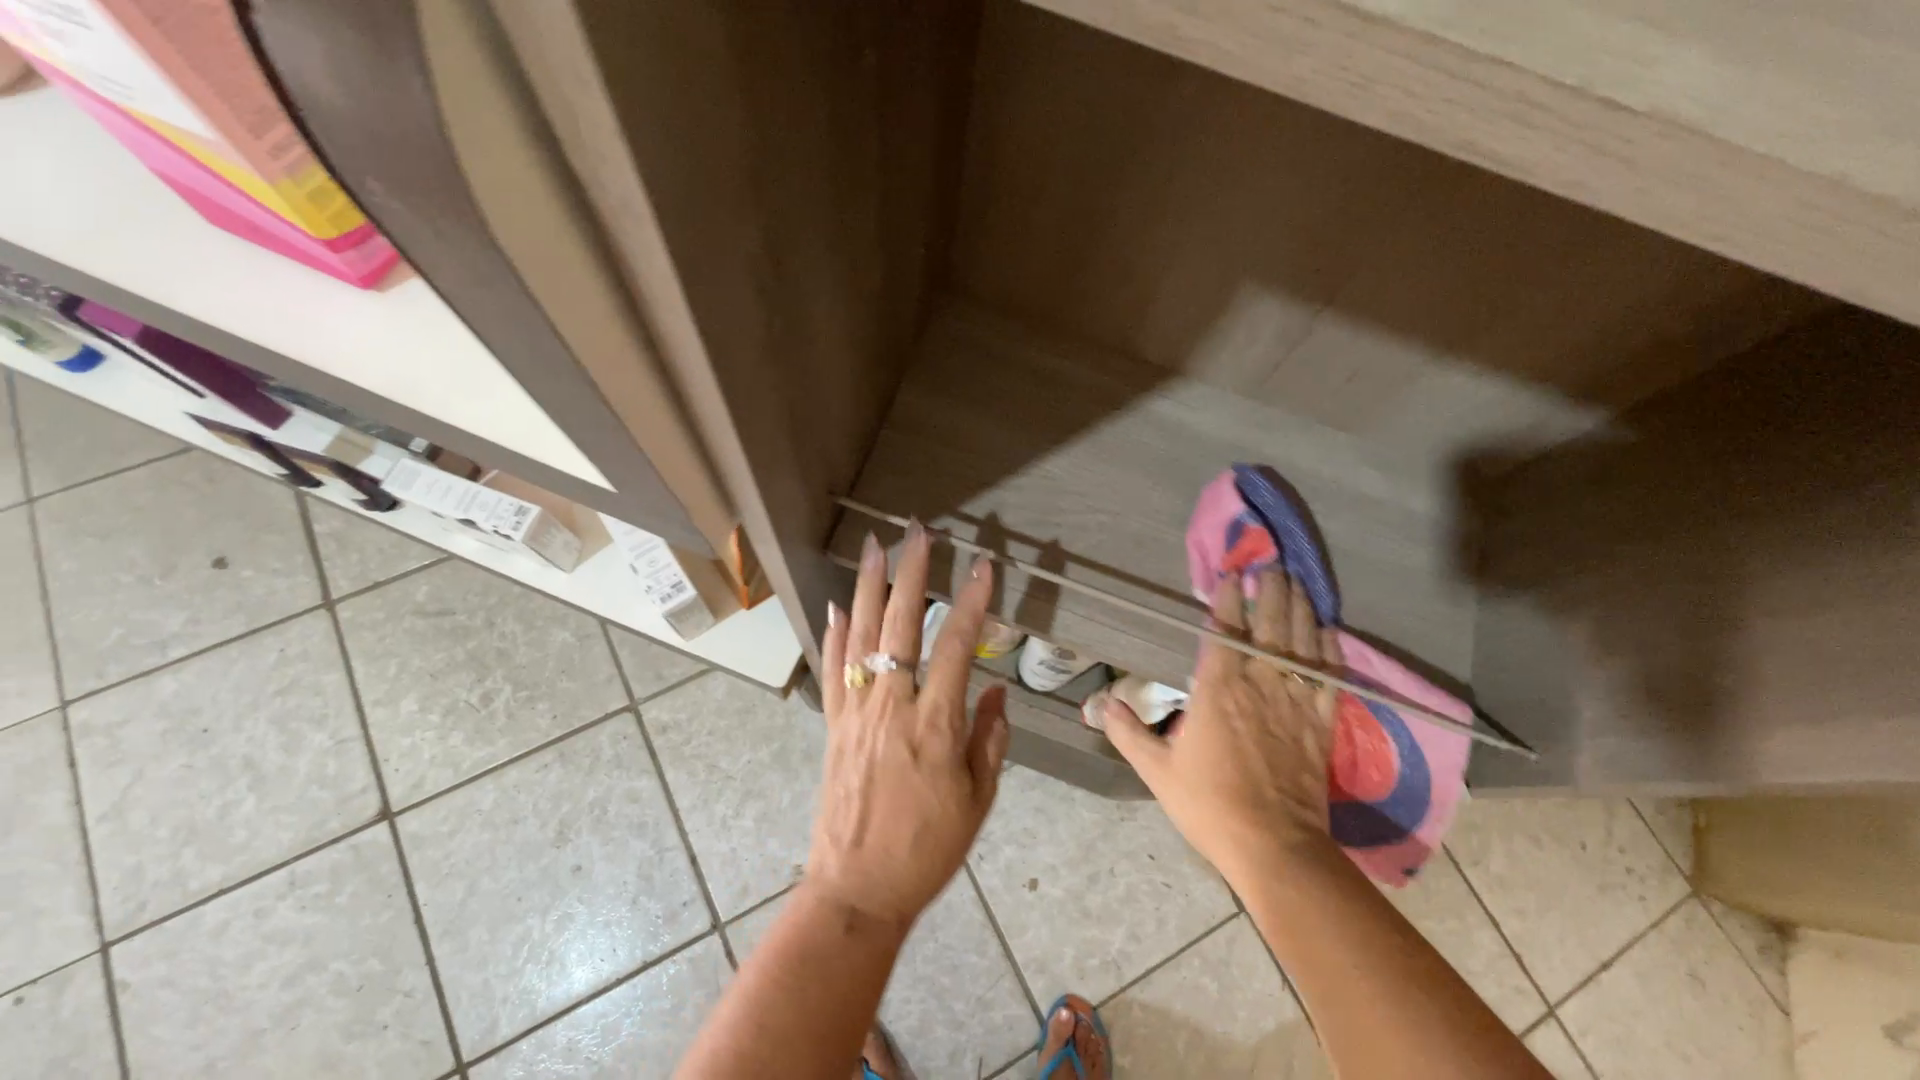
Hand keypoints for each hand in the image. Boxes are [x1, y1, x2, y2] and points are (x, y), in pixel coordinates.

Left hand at [808, 524, 1009, 928]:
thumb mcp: (978, 799)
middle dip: (913, 573)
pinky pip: (833, 670)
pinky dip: (834, 635)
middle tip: (919, 531)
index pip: (958, 646)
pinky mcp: (832, 727)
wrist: (858, 887)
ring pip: (861, 635)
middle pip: (902, 624)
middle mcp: (892, 706)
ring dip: (868, 587)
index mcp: (936, 723)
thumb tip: (997, 689)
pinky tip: (837, 606)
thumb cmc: (928, 848)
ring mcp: (856, 713)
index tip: (984, 566)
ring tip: (874, 547)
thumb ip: (990, 738)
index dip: (972, 602)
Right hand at [1100, 567, 1342, 886]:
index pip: (1224, 632)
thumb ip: (1129, 733)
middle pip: (1268, 627)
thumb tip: (1101, 705)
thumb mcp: (1157, 771)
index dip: (1227, 600)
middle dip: (1270, 592)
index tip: (1230, 574)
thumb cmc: (1209, 806)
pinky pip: (1328, 676)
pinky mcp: (1320, 724)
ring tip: (1297, 583)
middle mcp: (1259, 685)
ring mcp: (1295, 703)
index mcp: (1217, 690)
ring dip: (1299, 609)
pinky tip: (1327, 630)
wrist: (1273, 845)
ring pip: (1300, 643)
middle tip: (1272, 565)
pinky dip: (1328, 649)